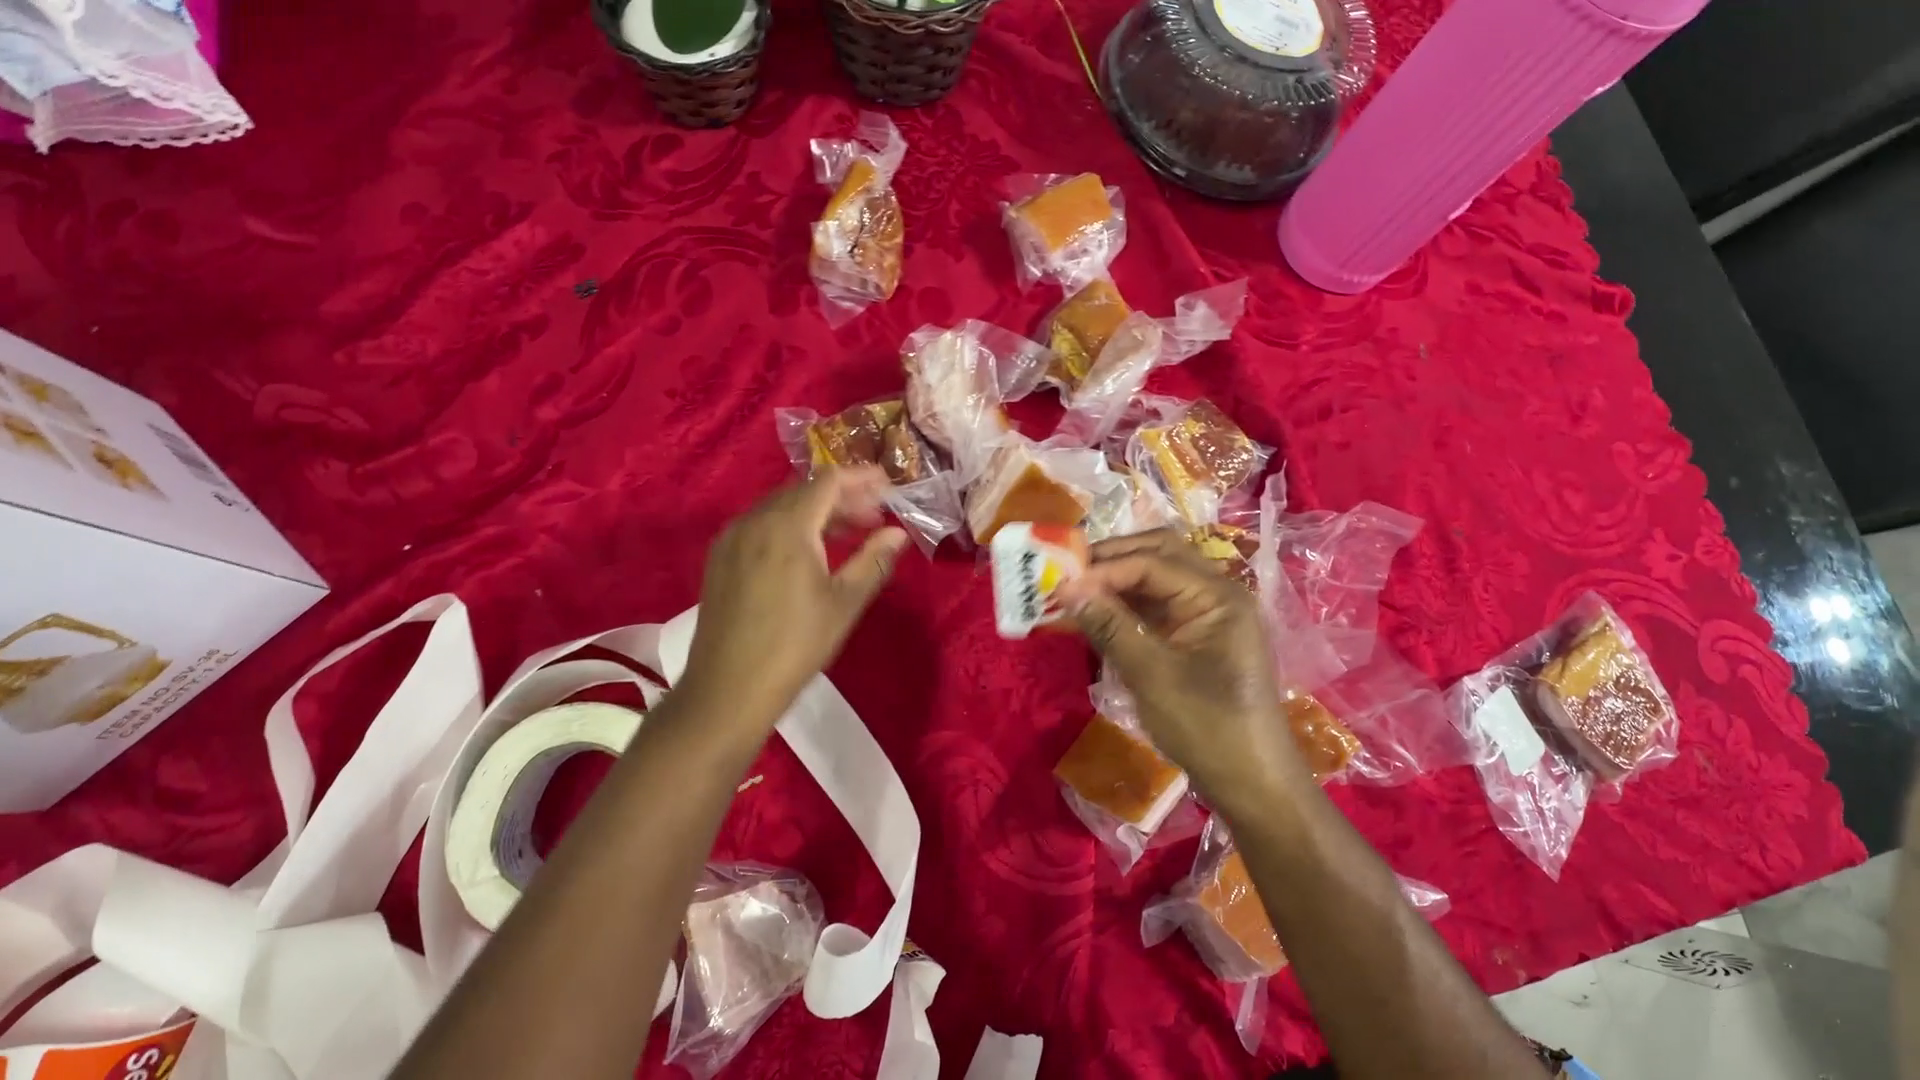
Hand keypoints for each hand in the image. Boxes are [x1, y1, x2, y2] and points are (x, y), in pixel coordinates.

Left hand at [680, 467, 907, 722]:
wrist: (728, 688)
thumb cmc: (795, 646)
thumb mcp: (844, 603)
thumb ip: (874, 561)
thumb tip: (898, 533)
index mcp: (787, 525)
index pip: (828, 481)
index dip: (861, 478)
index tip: (888, 485)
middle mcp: (754, 520)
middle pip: (802, 490)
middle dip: (842, 496)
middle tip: (874, 517)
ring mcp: (731, 539)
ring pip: (779, 507)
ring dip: (816, 512)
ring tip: (847, 534)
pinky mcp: (720, 559)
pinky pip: (760, 526)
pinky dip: (789, 526)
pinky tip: (807, 552)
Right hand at [1055, 530, 1309, 804]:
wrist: (1251, 781)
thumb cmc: (1207, 726)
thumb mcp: (1152, 674)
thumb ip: (1110, 625)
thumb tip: (1066, 588)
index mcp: (1218, 596)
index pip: (1152, 561)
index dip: (1103, 567)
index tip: (1059, 580)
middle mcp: (1216, 595)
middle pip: (1158, 556)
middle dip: (1110, 560)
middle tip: (1064, 573)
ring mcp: (1208, 617)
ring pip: (1156, 580)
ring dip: (1115, 582)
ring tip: (1072, 592)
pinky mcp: (1197, 639)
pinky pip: (1157, 608)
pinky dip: (1125, 607)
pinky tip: (1094, 616)